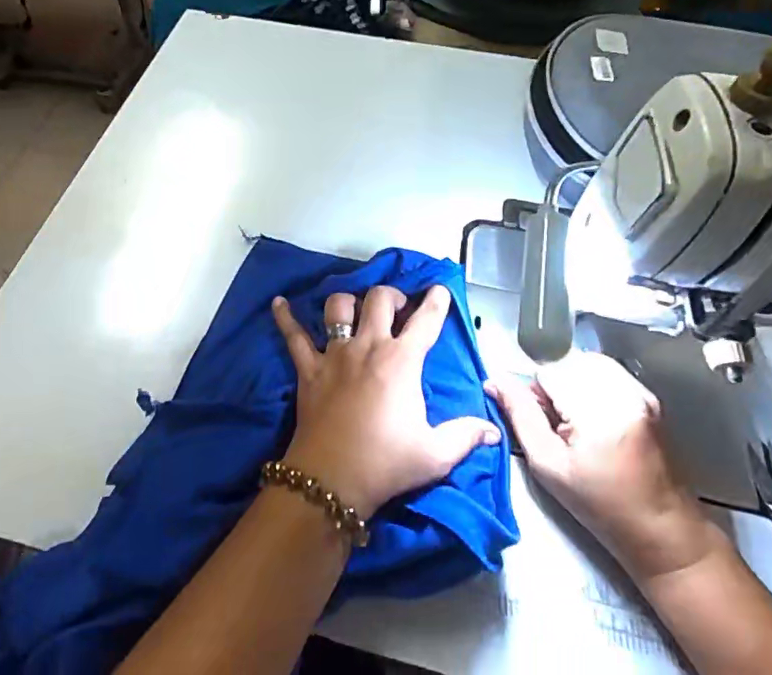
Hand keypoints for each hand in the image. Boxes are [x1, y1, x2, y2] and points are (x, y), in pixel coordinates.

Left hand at [272, 285, 499, 514]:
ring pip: (339, 308)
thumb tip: (493, 431)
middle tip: (399, 306)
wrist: (329, 482)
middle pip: (380, 300)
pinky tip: (278, 303)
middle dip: (393, 295)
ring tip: (356, 307)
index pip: (426, 319)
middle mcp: (369, 346)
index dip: (437, 301)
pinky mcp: (308, 370)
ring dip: (349, 301)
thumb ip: (466, 436)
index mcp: (402, 359)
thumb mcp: (435, 454)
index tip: (441, 289)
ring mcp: (335, 355)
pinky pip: (293, 337)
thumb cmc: (386, 463)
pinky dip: (286, 318)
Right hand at [488, 352, 719, 580]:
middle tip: (557, 424)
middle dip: (555, 385)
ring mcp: (640, 390)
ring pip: (587, 363)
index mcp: (599, 411)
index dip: (536, 394)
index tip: (542, 424)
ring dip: (573, 382)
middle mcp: (623, 392)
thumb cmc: (600, 506)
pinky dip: (593, 384)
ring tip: (575, 420)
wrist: (658, 526)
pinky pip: (608, 371)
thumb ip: (520, 417)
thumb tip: (495, 382)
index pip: (550, 372)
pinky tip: (593, 416)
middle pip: (569, 362)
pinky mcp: (648, 394)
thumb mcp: (549, 467)